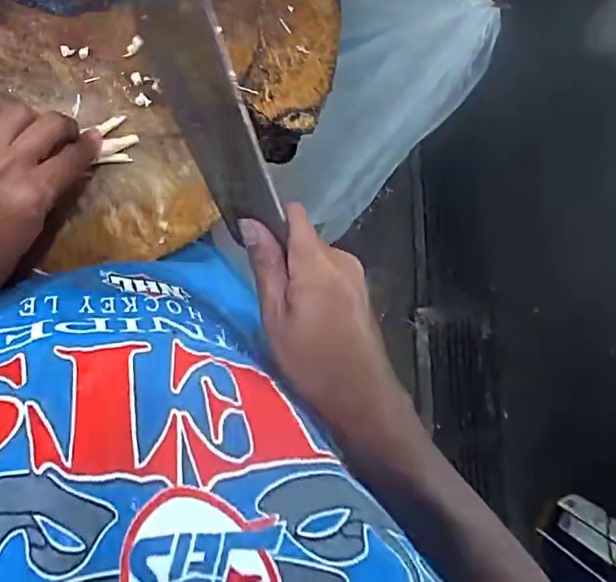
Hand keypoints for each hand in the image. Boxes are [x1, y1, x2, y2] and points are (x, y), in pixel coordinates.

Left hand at [0, 102, 99, 308]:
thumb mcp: (29, 237)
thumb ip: (49, 198)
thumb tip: (65, 174)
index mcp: (33, 192)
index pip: (73, 156)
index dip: (90, 146)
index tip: (96, 140)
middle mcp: (9, 162)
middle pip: (51, 123)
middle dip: (67, 127)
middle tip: (66, 137)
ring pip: (19, 111)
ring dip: (33, 121)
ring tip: (31, 134)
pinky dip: (0, 124)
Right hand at [241, 204, 418, 448]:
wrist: (364, 402)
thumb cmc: (311, 362)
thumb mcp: (275, 316)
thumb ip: (265, 265)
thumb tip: (251, 222)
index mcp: (317, 261)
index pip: (294, 213)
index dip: (272, 218)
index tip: (254, 240)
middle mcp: (340, 258)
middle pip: (303, 237)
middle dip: (283, 254)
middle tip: (268, 290)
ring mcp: (355, 274)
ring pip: (315, 256)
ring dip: (299, 271)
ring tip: (288, 309)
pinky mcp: (361, 290)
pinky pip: (329, 271)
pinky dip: (314, 283)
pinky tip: (310, 317)